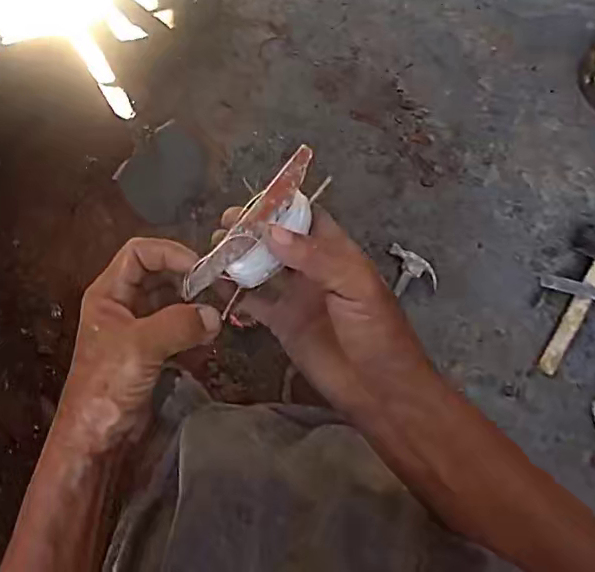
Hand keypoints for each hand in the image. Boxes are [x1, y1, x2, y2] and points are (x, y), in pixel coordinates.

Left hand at [51, 238, 220, 456]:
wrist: (93, 446)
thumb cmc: (105, 388)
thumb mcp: (140, 348)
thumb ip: (178, 324)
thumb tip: (214, 314)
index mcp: (108, 294)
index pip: (139, 253)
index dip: (168, 253)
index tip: (197, 267)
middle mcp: (123, 305)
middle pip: (159, 274)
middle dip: (187, 279)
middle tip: (216, 288)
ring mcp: (138, 329)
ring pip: (172, 301)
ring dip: (195, 305)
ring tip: (217, 314)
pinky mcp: (152, 352)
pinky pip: (178, 328)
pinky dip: (195, 330)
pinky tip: (209, 339)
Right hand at [231, 206, 436, 417]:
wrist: (381, 392)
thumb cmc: (377, 332)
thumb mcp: (355, 286)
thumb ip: (315, 257)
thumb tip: (272, 232)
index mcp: (335, 251)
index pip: (305, 217)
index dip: (281, 206)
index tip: (251, 202)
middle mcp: (312, 267)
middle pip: (277, 238)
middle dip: (252, 228)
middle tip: (224, 224)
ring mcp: (295, 294)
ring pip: (261, 266)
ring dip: (239, 255)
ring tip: (213, 247)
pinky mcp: (281, 322)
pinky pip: (253, 300)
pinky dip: (233, 290)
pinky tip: (213, 282)